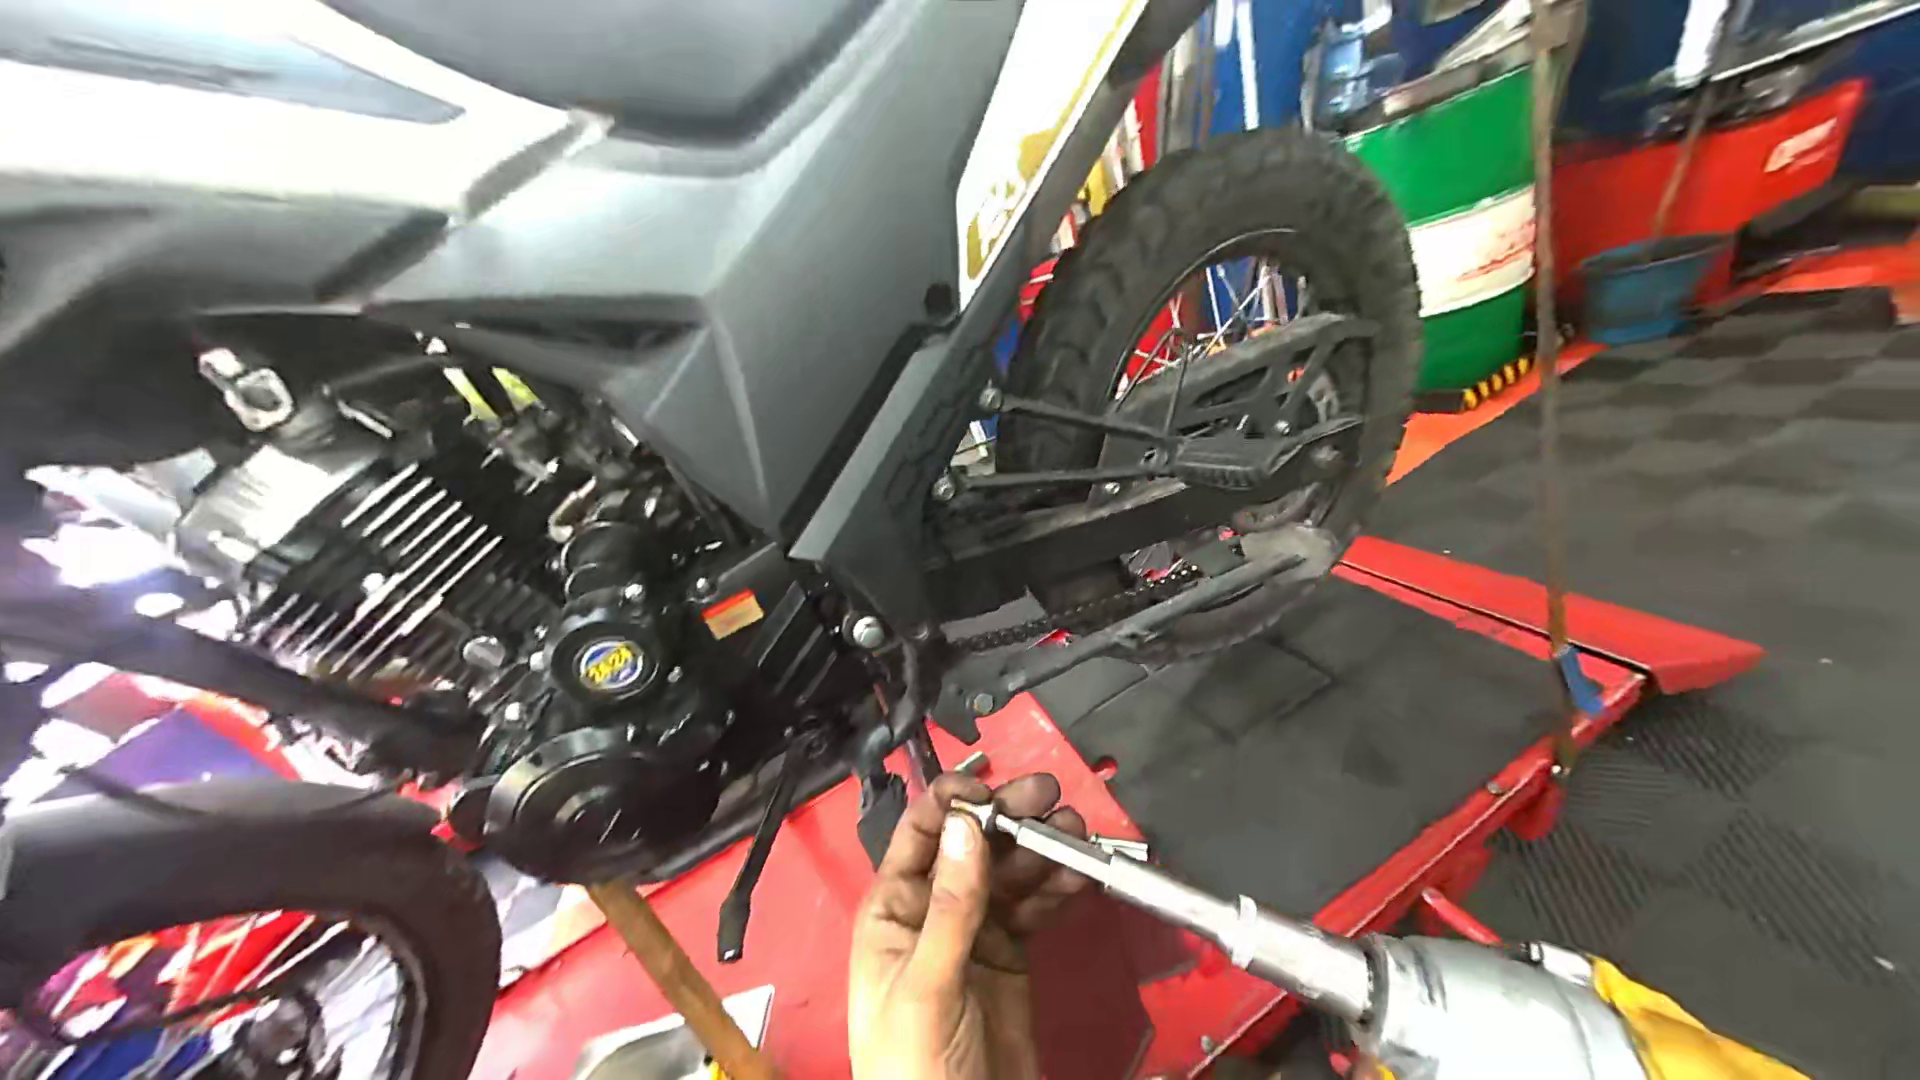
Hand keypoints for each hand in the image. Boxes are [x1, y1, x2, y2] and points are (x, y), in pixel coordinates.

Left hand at [848, 772, 1089, 1079]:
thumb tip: (964, 824)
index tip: (990, 787)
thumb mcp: (926, 987)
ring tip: (1074, 830)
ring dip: (1040, 846)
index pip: (921, 832)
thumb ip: (950, 907)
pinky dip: (1056, 885)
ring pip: (1009, 869)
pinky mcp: (1010, 951)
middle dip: (1008, 814)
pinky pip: (1034, 904)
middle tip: (1047, 794)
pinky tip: (1078, 873)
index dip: (951, 801)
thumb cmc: (914, 1070)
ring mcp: (975, 927)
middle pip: (972, 842)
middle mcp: (934, 906)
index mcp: (895, 906)